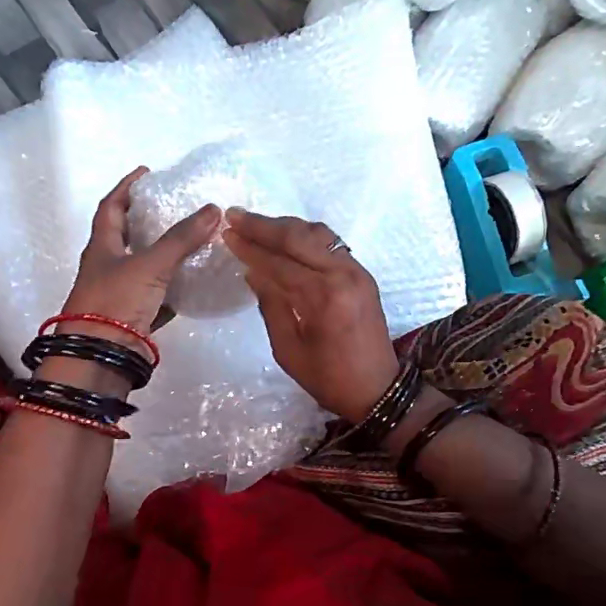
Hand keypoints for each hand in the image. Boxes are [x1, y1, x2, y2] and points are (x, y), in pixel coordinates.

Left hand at [58, 166, 219, 340]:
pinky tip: (192, 283)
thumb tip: (213, 209)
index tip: (146, 174)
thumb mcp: (150, 265)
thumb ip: (181, 239)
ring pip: (143, 268)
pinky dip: (172, 289)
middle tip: (173, 207)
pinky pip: (155, 298)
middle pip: (126, 237)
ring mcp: (119, 294)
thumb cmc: (116, 301)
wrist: (101, 356)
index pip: (111, 207)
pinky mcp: (132, 318)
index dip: (127, 188)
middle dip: (146, 221)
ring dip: (163, 256)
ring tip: (190, 241)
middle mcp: (107, 268)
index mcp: (102, 248)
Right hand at [223, 210, 398, 421]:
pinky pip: (331, 244)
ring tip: (257, 225)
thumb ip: (271, 307)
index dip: (250, 248)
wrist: (378, 389)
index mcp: (323, 298)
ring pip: (317, 234)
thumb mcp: (288, 351)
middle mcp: (343, 275)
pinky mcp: (363, 274)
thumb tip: (254, 272)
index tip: (227, 235)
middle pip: (298, 238)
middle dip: (264, 226)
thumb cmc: (329, 378)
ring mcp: (357, 271)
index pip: (279, 263)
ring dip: (285, 227)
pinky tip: (286, 239)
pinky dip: (306, 237)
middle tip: (235, 216)